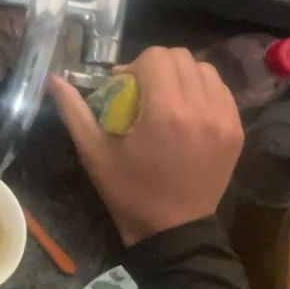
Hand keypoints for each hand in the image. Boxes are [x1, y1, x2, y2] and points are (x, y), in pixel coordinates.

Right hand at [51, 47, 243, 245]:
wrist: (173, 231)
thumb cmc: (129, 192)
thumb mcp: (94, 152)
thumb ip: (74, 111)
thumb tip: (53, 79)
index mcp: (165, 112)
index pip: (156, 57)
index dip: (135, 66)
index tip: (123, 87)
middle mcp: (200, 109)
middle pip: (181, 57)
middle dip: (157, 67)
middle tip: (142, 91)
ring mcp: (224, 119)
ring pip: (205, 70)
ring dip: (182, 76)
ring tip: (166, 99)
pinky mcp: (236, 131)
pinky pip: (221, 92)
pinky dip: (202, 91)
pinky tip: (186, 112)